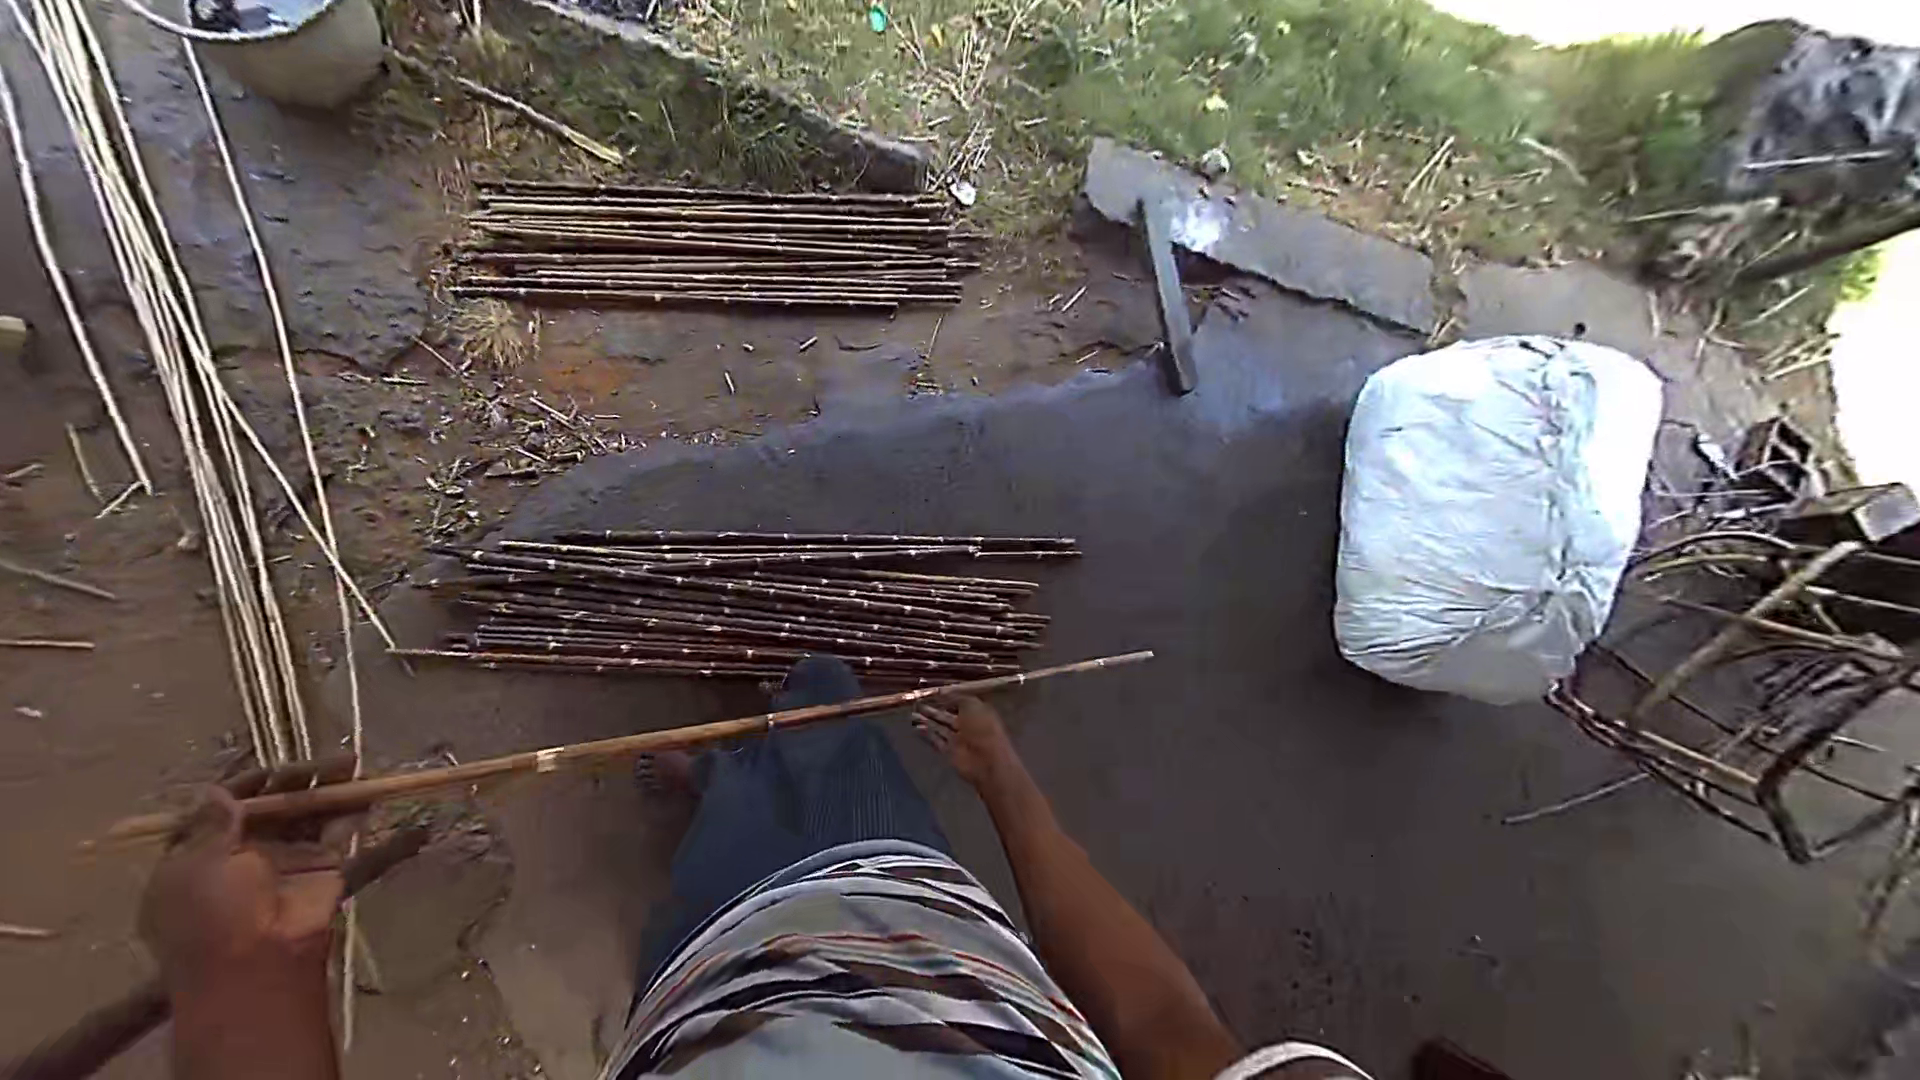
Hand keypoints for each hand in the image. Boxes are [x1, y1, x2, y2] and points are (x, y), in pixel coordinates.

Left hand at [139, 757, 358, 998]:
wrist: (259, 956)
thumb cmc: (213, 913)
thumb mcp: (196, 868)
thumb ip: (210, 826)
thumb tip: (214, 791)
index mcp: (200, 855)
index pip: (224, 808)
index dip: (248, 785)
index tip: (273, 771)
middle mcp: (243, 850)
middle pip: (275, 804)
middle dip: (302, 779)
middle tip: (333, 762)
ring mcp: (287, 855)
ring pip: (311, 810)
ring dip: (332, 788)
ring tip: (356, 767)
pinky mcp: (324, 860)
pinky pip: (339, 826)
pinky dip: (354, 808)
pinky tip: (367, 793)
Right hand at [913, 695, 1020, 789]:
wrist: (986, 759)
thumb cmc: (982, 727)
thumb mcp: (971, 704)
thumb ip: (955, 698)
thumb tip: (941, 693)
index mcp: (975, 711)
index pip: (957, 702)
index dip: (944, 698)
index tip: (930, 693)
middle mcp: (966, 724)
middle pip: (946, 716)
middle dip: (932, 710)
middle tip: (917, 703)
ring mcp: (958, 739)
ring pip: (939, 728)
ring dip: (927, 721)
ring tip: (912, 713)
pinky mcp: (950, 752)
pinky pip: (936, 740)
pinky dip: (926, 734)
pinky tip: (915, 727)